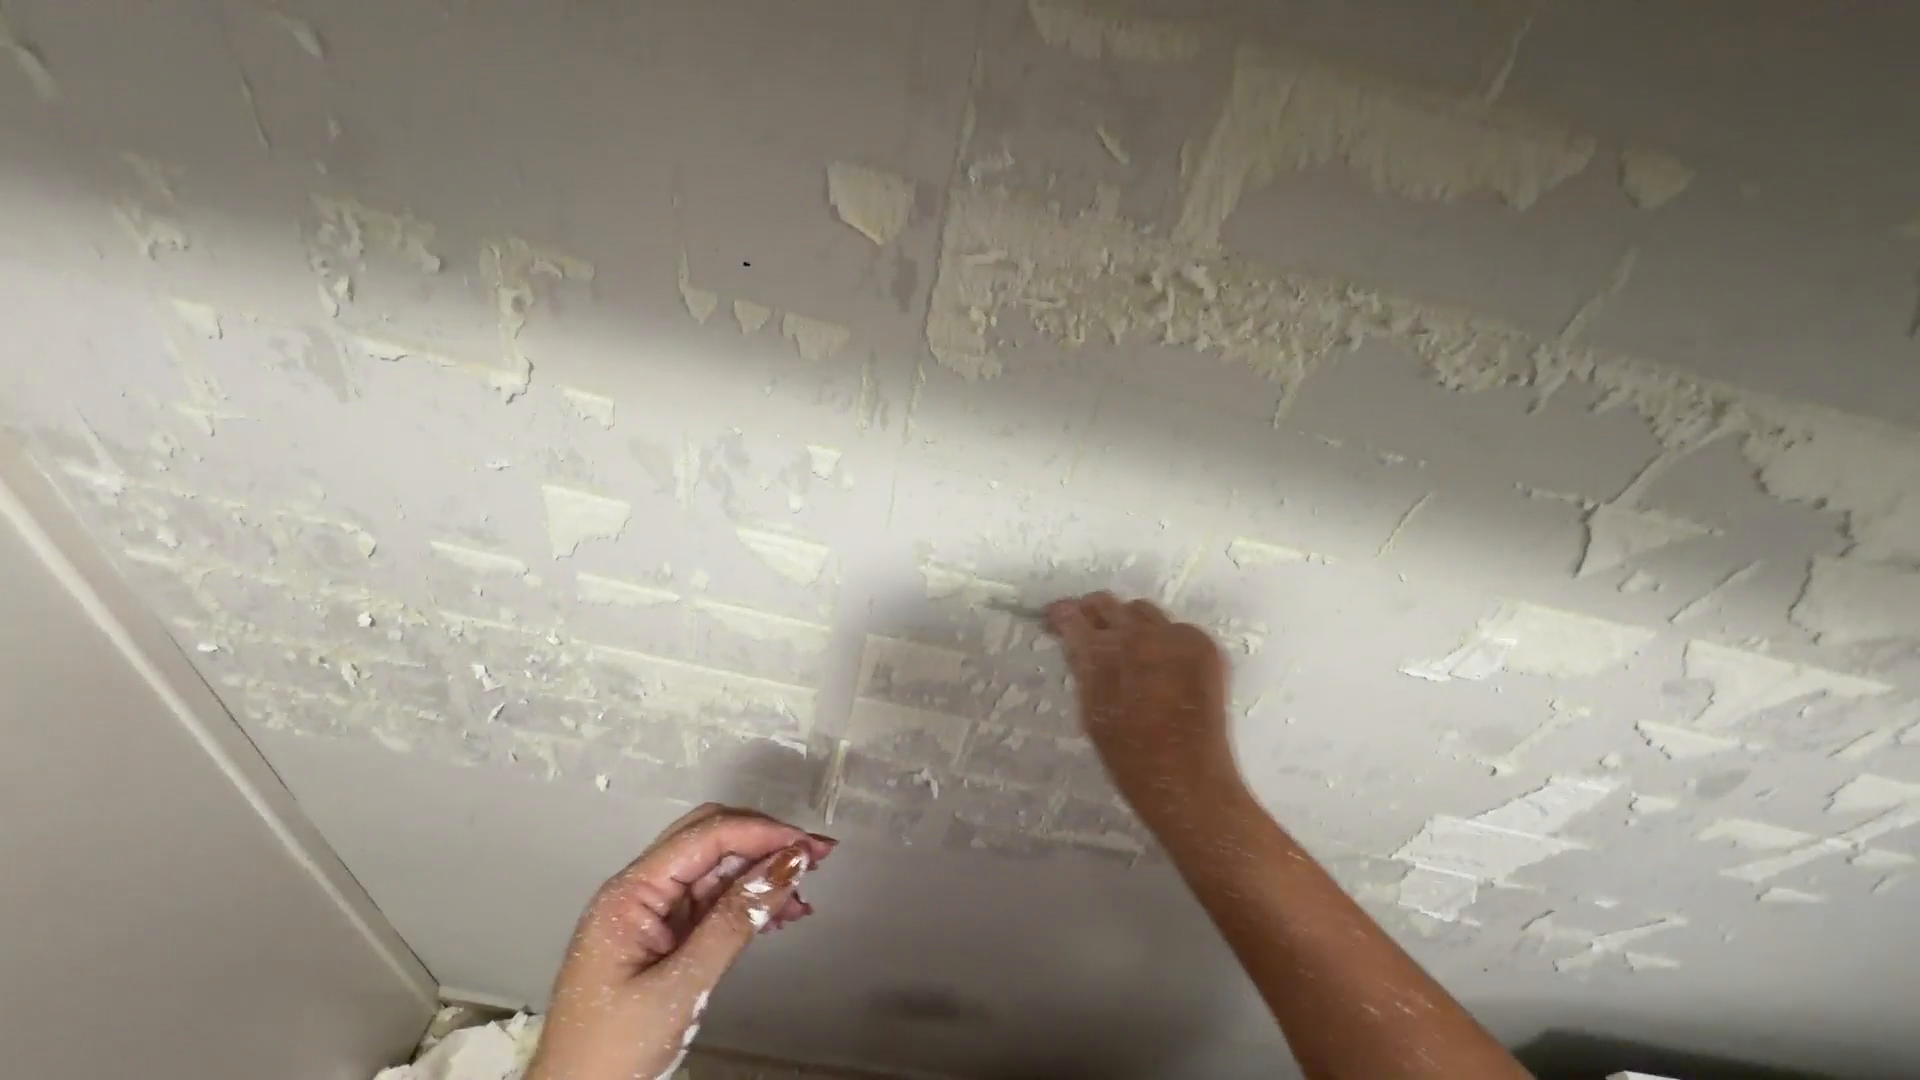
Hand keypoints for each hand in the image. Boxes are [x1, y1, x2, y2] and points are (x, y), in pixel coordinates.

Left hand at [526, 803, 835, 1079]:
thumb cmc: (612, 1053)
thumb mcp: (681, 986)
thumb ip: (735, 920)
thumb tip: (787, 865)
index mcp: (630, 892)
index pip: (706, 836)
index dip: (762, 832)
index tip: (809, 847)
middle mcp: (640, 890)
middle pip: (710, 839)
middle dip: (765, 841)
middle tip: (816, 856)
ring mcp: (651, 912)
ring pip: (717, 868)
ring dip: (762, 873)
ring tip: (804, 892)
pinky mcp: (664, 936)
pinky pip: (714, 900)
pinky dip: (749, 901)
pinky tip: (779, 915)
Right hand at [1044, 592, 1235, 805]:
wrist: (1189, 783)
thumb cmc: (1129, 758)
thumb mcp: (1090, 713)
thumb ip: (1083, 668)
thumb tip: (1075, 641)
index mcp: (1102, 655)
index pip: (1072, 616)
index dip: (1060, 615)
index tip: (1055, 619)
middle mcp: (1139, 635)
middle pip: (1107, 604)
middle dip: (1091, 613)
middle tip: (1085, 628)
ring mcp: (1176, 638)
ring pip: (1142, 611)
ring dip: (1128, 623)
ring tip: (1125, 648)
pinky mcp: (1205, 646)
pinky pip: (1175, 627)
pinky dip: (1163, 639)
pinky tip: (1160, 665)